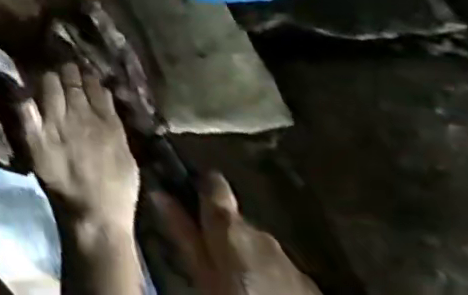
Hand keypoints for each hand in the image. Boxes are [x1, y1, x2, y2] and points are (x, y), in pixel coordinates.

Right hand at [14, 64, 140, 227]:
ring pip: (90, 84)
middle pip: (70, 78)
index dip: (47, 74)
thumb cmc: (61, 184)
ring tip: (79, 74)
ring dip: (83, 76)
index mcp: (54, 118)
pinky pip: (108, 98)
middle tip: (63, 68)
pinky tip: (98, 88)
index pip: (49, 81)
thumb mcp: (35, 152)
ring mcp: (99, 119)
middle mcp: (76, 112)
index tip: (45, 74)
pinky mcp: (117, 128)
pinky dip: (100, 89)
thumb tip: (19, 91)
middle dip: (66, 70)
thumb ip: (27, 120)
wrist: (98, 213)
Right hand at [153, 173, 320, 294]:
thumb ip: (182, 235)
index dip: (199, 185)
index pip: (213, 183)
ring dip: (243, 256)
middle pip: (234, 220)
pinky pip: (277, 268)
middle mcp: (261, 232)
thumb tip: (159, 194)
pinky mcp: (308, 284)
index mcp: (230, 226)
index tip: (184, 194)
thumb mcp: (201, 278)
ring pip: (256, 246)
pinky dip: (265, 275)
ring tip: (231, 282)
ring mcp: (289, 259)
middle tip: (203, 255)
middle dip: (220, 233)